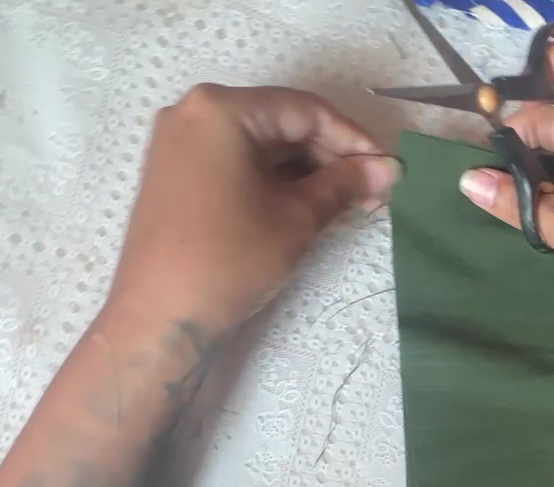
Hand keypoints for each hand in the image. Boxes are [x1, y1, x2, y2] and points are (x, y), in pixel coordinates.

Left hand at [108, 85, 399, 332]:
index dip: (354, 138)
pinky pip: (241, 163)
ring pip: (263, 146)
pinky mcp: (181, 173)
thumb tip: (389, 169)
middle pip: (282, 123)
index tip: (388, 168)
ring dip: (309, 171)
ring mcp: (183, 142)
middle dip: (332, 156)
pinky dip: (278, 181)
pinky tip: (311, 205)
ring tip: (350, 203)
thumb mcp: (297, 218)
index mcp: (222, 109)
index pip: (305, 110)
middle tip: (374, 191)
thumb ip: (344, 185)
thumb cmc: (232, 258)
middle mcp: (195, 111)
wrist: (164, 311)